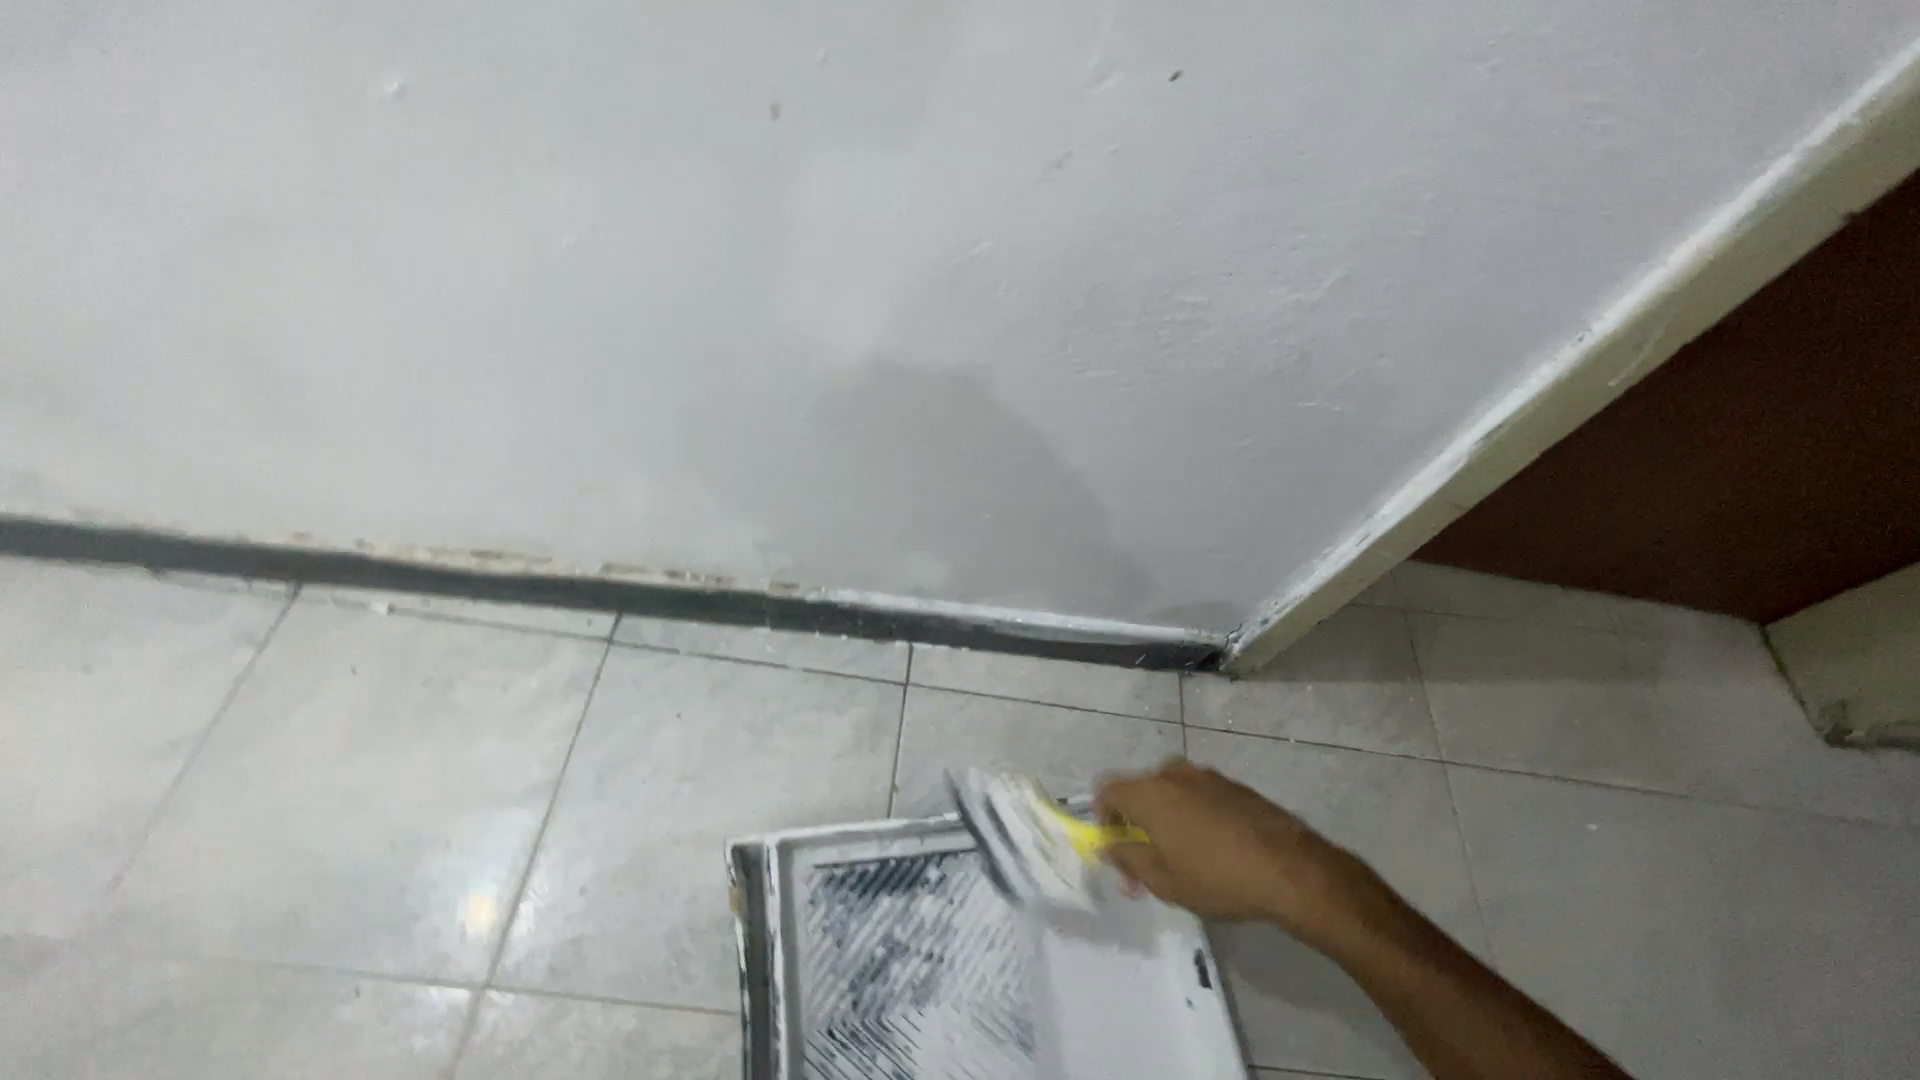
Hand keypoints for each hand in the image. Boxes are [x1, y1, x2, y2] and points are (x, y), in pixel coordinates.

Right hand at [1095, 758, 1383, 943]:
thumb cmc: (1216, 878)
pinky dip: (1196, 815)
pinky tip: (1215, 848)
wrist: (1291, 870)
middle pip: (1140, 790)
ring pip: (1172, 792)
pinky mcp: (1235, 786)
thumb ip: (1127, 858)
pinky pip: (1200, 795)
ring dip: (1168, 817)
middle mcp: (1174, 774)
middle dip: (1137, 820)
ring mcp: (1208, 777)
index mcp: (1150, 793)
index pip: (1107, 790)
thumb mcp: (1162, 881)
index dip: (1104, 817)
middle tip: (1149, 859)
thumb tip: (1109, 845)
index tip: (1118, 847)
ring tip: (1184, 856)